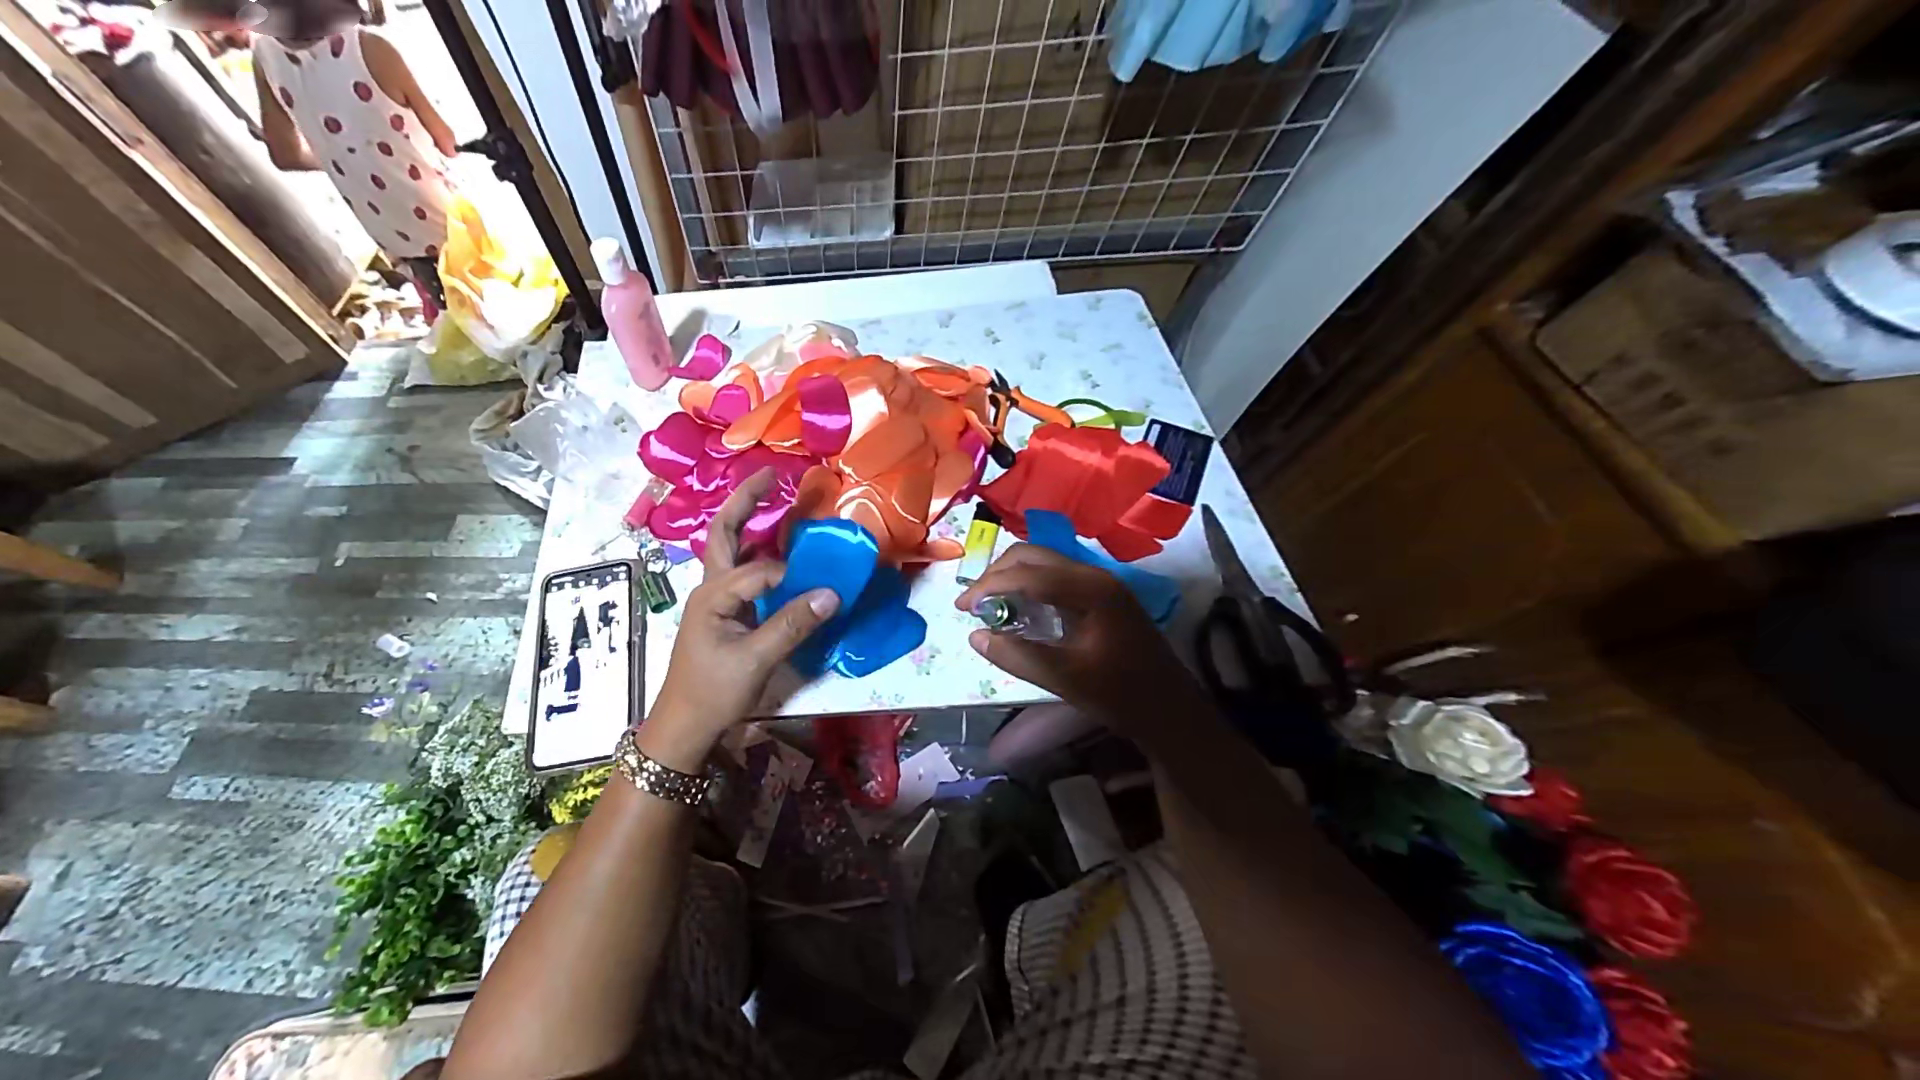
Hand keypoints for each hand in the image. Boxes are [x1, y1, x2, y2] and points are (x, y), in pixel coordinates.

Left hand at [645, 470, 839, 769]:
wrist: (685, 724)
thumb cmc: (713, 691)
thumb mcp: (755, 660)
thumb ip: (792, 624)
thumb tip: (832, 593)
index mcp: (713, 594)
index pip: (760, 570)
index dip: (793, 577)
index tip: (822, 592)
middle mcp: (711, 587)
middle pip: (725, 533)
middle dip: (746, 502)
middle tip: (771, 475)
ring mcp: (716, 598)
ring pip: (731, 548)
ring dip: (749, 520)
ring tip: (774, 498)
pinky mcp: (725, 611)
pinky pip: (744, 571)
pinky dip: (759, 551)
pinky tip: (780, 550)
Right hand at [955, 544, 1206, 732]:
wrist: (1171, 710)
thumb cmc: (1122, 695)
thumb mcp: (1066, 680)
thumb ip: (1019, 656)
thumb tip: (976, 636)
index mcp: (1091, 589)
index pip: (1028, 572)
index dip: (990, 586)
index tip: (962, 608)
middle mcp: (1095, 575)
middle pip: (1034, 556)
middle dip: (997, 574)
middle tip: (972, 604)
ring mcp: (1101, 584)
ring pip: (1044, 564)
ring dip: (1012, 578)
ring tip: (989, 607)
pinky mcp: (1101, 596)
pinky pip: (1056, 578)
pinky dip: (1029, 587)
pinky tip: (1018, 611)